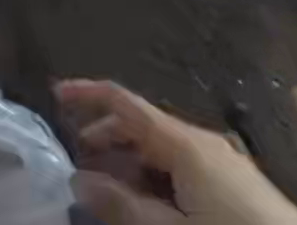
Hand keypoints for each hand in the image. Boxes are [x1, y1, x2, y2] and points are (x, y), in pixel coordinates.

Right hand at [56, 80, 296, 224]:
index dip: (85, 93)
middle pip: (140, 124)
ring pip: (162, 150)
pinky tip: (150, 204)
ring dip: (129, 162)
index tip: (53, 95)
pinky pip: (184, 169)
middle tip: (78, 159)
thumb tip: (76, 179)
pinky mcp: (243, 192)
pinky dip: (156, 177)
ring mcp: (227, 166)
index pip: (122, 100)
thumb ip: (120, 204)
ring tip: (109, 188)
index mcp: (184, 142)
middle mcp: (203, 143)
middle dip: (104, 136)